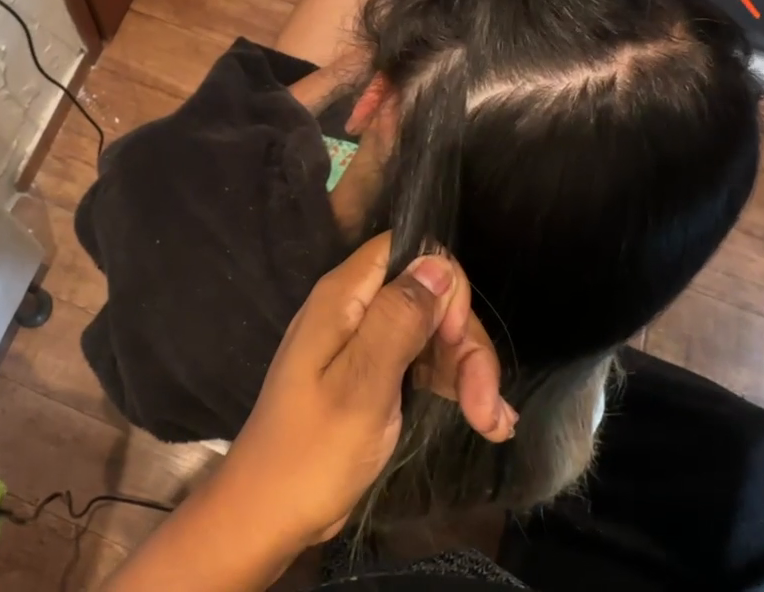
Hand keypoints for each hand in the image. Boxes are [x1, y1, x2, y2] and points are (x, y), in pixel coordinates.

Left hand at [212, 233, 514, 551]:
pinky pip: (423, 365)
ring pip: (433, 333)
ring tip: (492, 424)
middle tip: (485, 405)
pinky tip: (486, 423)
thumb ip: (398, 319)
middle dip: (464, 344)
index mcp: (344, 298)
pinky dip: (456, 389)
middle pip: (429, 297)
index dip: (443, 284)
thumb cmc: (312, 450)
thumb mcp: (362, 385)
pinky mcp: (374, 378)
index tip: (454, 338)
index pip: (407, 251)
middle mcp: (355, 311)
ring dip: (468, 373)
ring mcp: (365, 345)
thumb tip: (437, 263)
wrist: (271, 513)